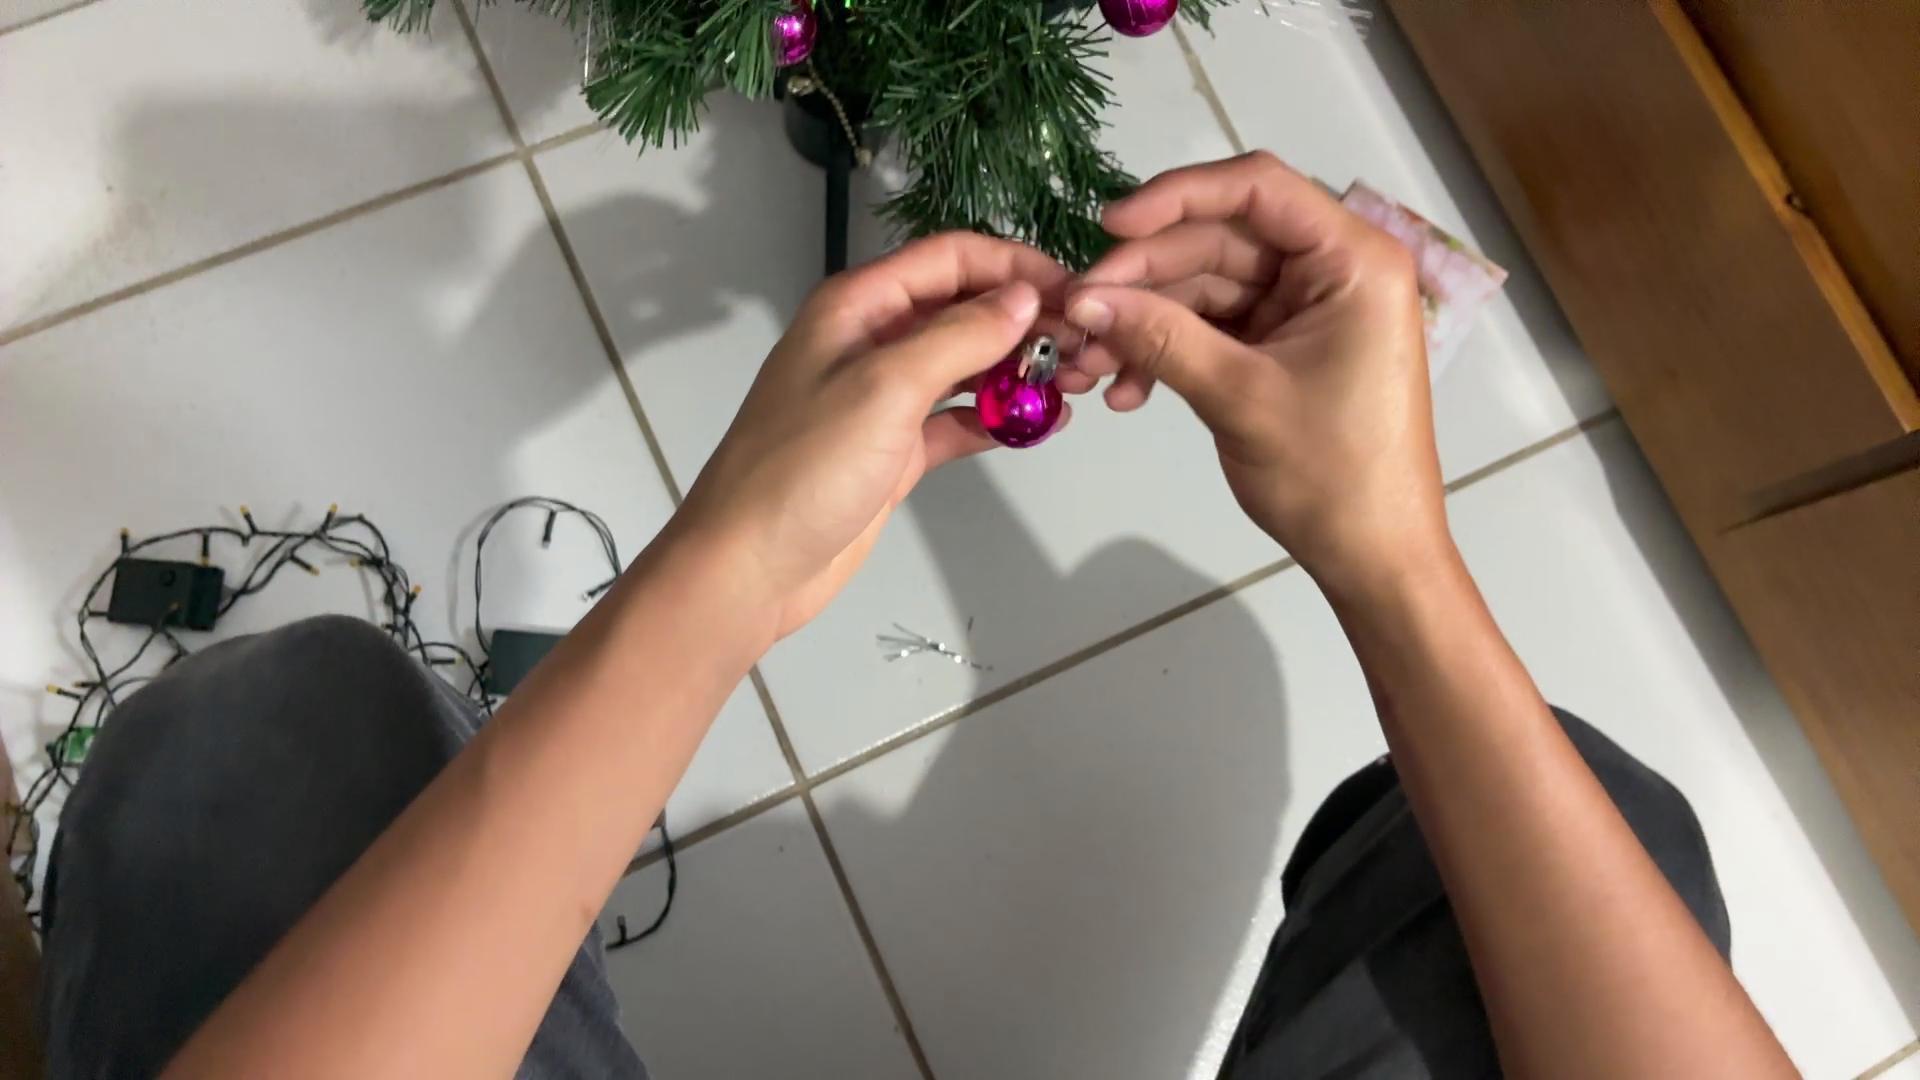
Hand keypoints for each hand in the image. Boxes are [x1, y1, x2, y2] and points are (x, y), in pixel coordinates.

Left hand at [672, 232, 1070, 641]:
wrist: (755, 564)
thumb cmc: (807, 465)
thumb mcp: (885, 386)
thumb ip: (957, 337)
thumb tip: (1021, 297)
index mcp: (859, 307)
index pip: (949, 260)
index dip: (1012, 267)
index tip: (1071, 291)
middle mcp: (873, 343)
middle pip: (962, 312)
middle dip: (1022, 322)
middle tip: (1081, 348)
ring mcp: (886, 401)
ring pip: (964, 368)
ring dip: (1016, 372)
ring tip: (1072, 384)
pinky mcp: (897, 451)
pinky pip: (957, 421)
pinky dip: (996, 420)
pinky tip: (1041, 426)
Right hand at [1063, 152, 1446, 591]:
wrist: (1367, 551)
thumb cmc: (1328, 471)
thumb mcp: (1239, 396)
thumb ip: (1161, 338)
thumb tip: (1083, 300)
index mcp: (1350, 260)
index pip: (1258, 190)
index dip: (1177, 197)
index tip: (1107, 228)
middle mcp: (1326, 272)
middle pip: (1218, 246)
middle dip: (1142, 282)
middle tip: (1077, 315)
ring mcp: (1297, 313)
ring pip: (1202, 294)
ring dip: (1142, 328)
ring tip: (1088, 368)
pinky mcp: (1274, 350)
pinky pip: (1208, 334)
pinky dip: (1165, 357)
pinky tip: (1126, 395)